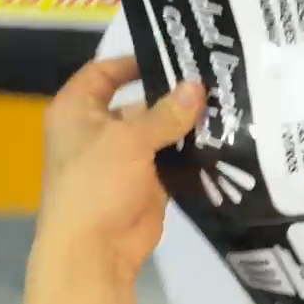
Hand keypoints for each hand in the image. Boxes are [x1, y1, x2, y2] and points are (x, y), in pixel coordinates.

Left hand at [34, 56, 207, 282]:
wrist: (96, 248)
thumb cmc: (96, 184)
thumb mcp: (129, 140)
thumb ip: (166, 114)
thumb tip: (197, 86)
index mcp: (77, 111)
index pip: (103, 73)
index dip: (132, 62)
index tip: (171, 55)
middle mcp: (99, 131)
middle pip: (138, 103)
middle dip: (172, 96)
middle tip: (214, 82)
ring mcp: (125, 159)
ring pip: (160, 133)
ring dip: (187, 126)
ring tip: (226, 108)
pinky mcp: (148, 183)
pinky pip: (173, 161)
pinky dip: (192, 154)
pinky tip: (222, 141)